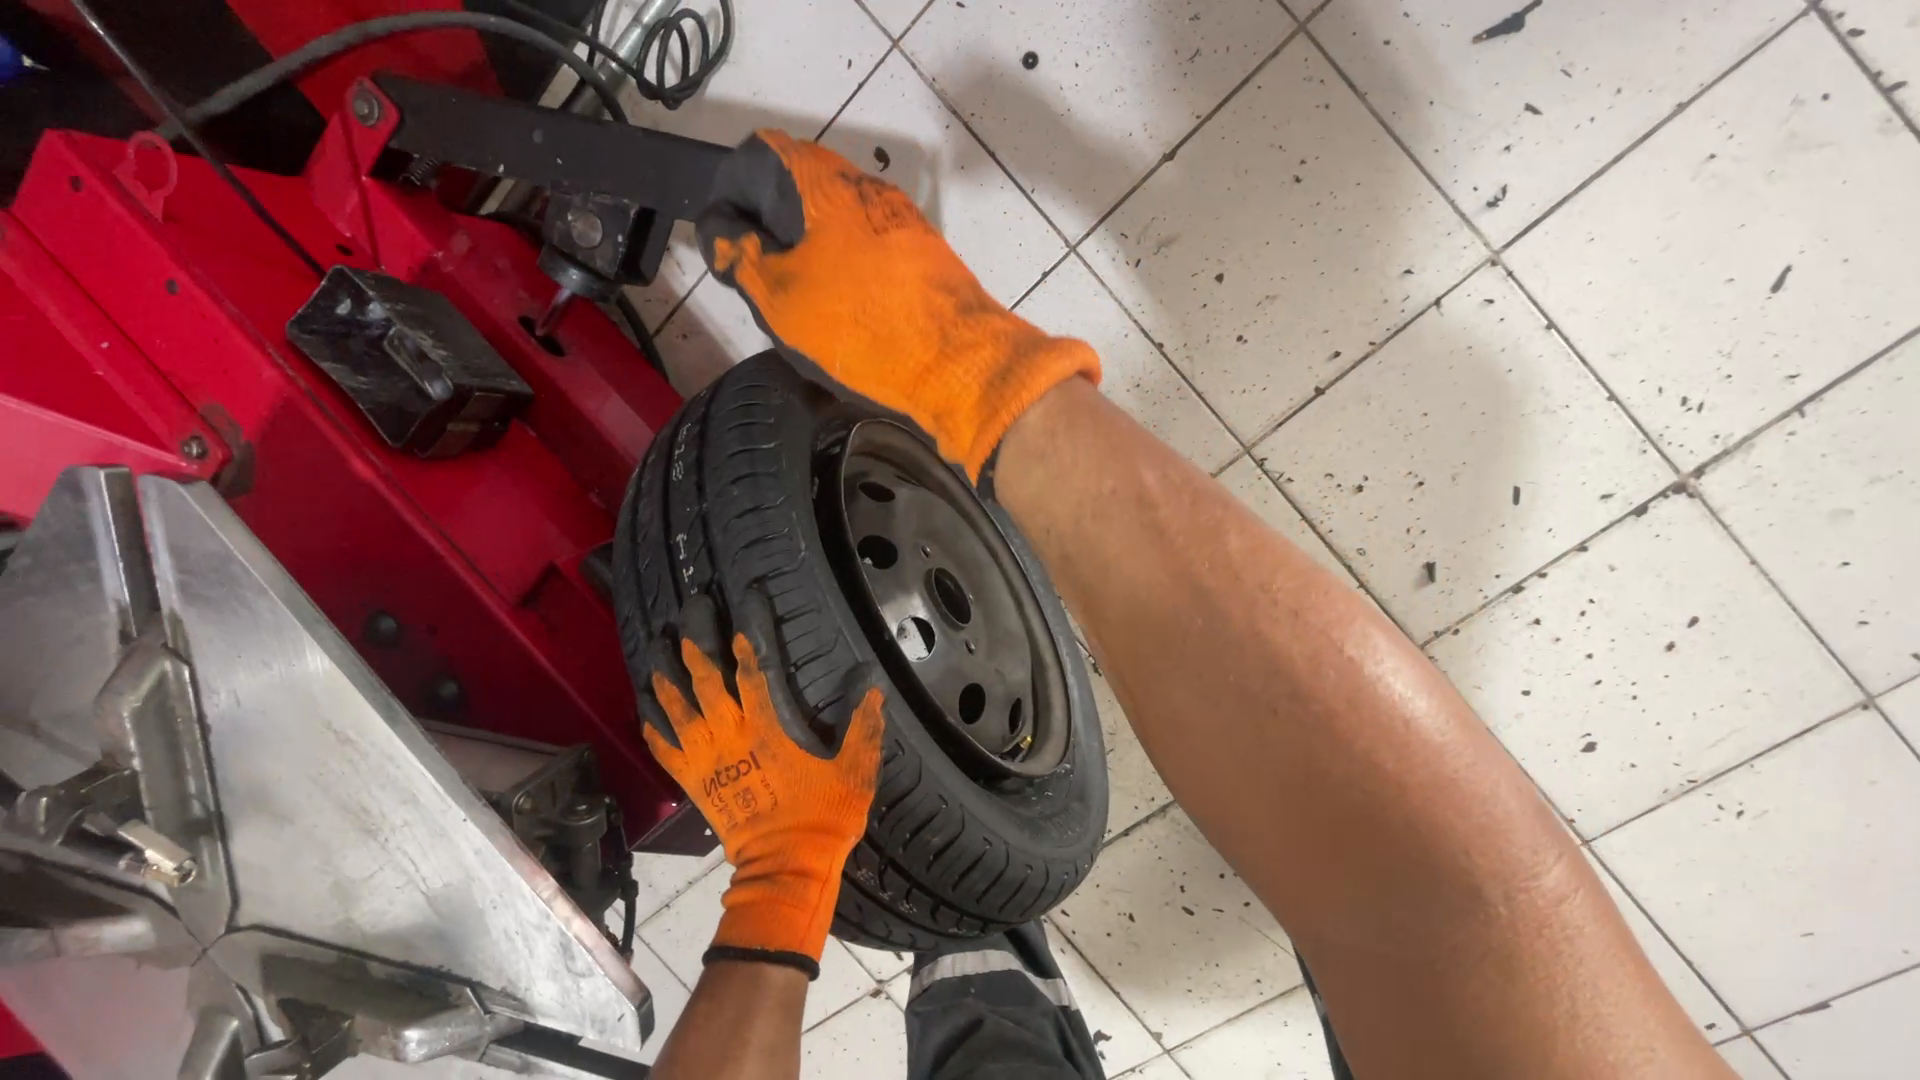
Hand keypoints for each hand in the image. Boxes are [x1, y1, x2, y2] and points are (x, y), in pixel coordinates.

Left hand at [642, 590, 883, 976]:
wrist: (785, 869)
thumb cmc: (822, 819)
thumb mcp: (854, 773)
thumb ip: (864, 729)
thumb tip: (875, 689)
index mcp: (768, 731)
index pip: (755, 675)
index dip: (749, 643)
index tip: (741, 613)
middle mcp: (731, 739)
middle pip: (707, 684)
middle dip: (697, 647)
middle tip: (688, 614)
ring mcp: (708, 763)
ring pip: (678, 712)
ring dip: (667, 679)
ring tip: (656, 648)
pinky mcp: (695, 785)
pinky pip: (665, 751)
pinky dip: (653, 728)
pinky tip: (645, 709)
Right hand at [697, 130, 1100, 478]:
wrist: (959, 364)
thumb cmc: (862, 326)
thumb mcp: (780, 297)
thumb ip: (739, 256)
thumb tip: (721, 230)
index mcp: (823, 182)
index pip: (758, 155)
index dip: (730, 192)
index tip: (724, 238)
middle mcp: (865, 187)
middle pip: (798, 188)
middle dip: (768, 225)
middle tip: (755, 276)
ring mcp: (901, 220)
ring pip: (834, 221)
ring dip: (807, 250)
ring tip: (798, 302)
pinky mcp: (923, 254)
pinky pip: (867, 249)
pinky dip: (842, 269)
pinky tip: (842, 311)